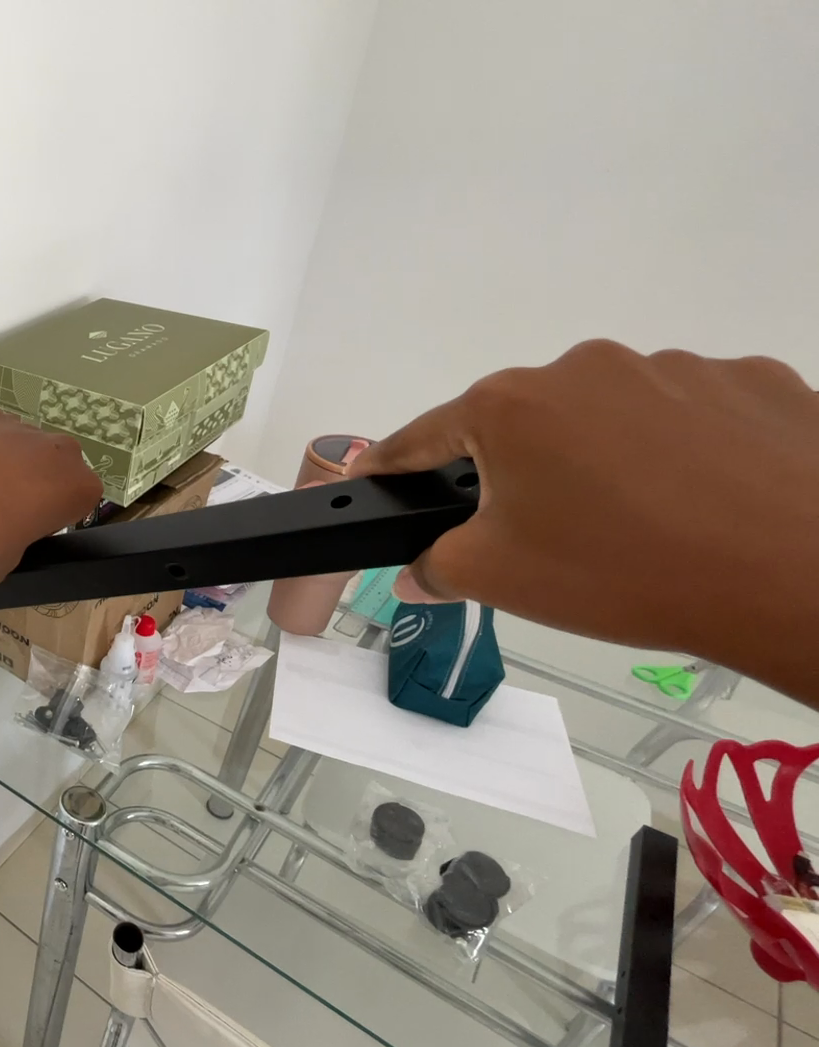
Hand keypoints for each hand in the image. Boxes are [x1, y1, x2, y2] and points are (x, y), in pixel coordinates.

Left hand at [0, 409, 101, 583]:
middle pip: (52, 469)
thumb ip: (11, 555)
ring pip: (18, 448)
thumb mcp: (3, 565)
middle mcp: (57, 448)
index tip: (28, 530)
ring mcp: (18, 426)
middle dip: (32, 486)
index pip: (79, 502)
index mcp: (77, 486)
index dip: (53, 518)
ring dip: (2, 467)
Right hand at [350, 340, 818, 675]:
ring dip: (589, 454)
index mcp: (509, 405)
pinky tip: (689, 499)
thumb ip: (432, 568)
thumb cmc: (623, 571)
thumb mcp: (493, 578)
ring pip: (600, 415)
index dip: (388, 465)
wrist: (810, 581)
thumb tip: (418, 574)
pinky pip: (683, 413)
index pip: (419, 436)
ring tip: (621, 517)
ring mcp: (680, 367)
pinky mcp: (759, 383)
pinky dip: (669, 449)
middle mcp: (586, 369)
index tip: (370, 480)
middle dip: (504, 466)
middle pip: (514, 420)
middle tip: (523, 525)